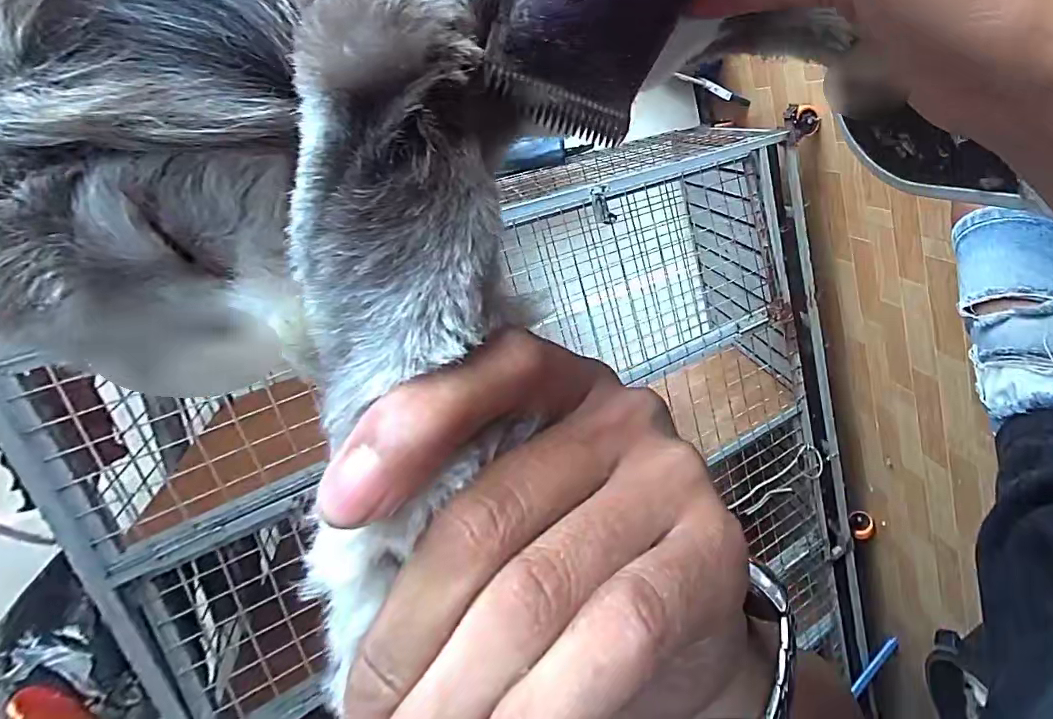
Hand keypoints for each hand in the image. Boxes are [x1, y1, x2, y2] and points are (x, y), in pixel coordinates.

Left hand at [316, 330, 765, 718]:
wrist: (684, 614)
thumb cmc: (573, 556)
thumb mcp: (509, 513)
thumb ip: (448, 504)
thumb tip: (346, 536)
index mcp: (568, 387)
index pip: (499, 368)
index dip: (415, 423)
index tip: (339, 511)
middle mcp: (625, 415)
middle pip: (491, 512)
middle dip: (406, 633)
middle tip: (367, 710)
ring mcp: (673, 475)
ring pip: (537, 588)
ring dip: (455, 692)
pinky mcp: (712, 549)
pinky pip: (613, 635)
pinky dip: (541, 707)